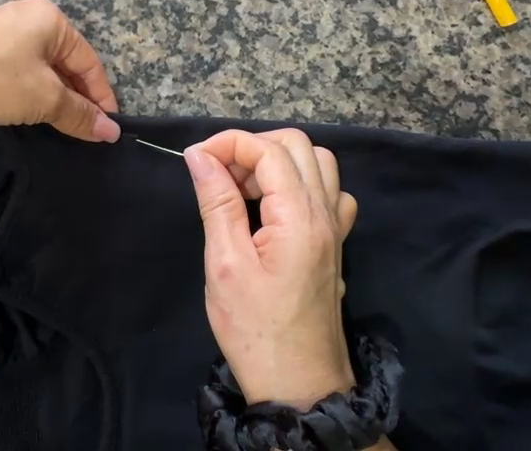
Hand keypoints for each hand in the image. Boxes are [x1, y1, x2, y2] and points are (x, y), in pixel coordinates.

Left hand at [0, 0, 121, 142]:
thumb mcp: (42, 98)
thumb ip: (78, 114)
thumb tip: (111, 130)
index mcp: (49, 19)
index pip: (88, 60)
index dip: (101, 97)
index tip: (109, 131)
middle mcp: (25, 18)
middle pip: (63, 63)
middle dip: (74, 98)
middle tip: (83, 133)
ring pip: (35, 70)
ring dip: (48, 98)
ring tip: (56, 128)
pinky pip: (11, 74)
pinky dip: (22, 95)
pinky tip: (21, 116)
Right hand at [185, 129, 360, 406]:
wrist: (300, 385)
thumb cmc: (255, 328)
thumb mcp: (225, 263)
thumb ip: (217, 201)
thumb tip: (199, 155)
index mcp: (299, 217)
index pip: (267, 150)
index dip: (227, 143)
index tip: (195, 161)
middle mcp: (325, 214)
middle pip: (296, 145)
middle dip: (251, 146)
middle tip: (219, 174)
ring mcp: (335, 229)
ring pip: (316, 163)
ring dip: (276, 161)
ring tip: (243, 188)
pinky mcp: (335, 244)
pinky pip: (328, 192)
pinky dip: (300, 184)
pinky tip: (274, 207)